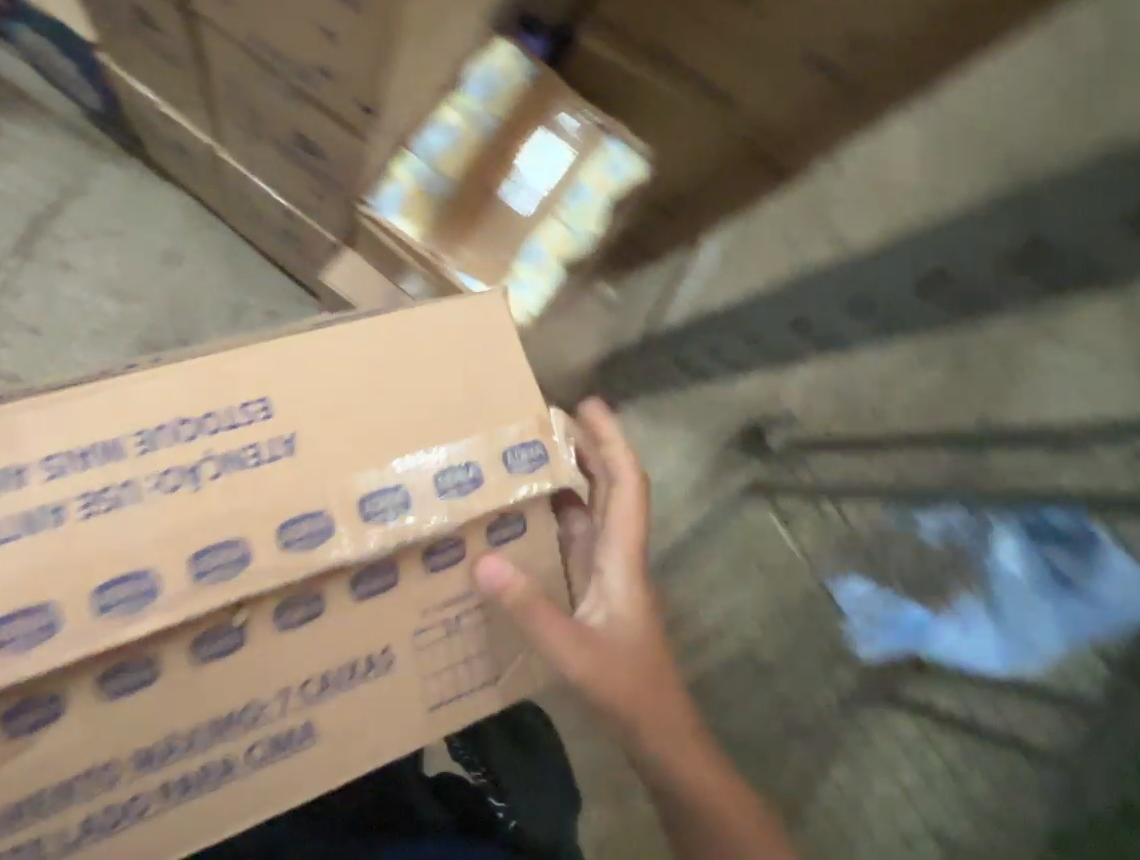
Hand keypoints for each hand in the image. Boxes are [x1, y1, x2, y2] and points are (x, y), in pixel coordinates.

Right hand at [474, 397, 696, 746]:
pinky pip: (576, 538)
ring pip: (594, 510)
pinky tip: (525, 513)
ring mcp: (607, 573)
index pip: (625, 486)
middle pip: (612, 487)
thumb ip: (528, 607)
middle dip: (589, 446)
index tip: (586, 405)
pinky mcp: (594, 591)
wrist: (658, 733)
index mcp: (623, 558)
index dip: (610, 441)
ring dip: (573, 476)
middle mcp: (618, 555)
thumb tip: (481, 559)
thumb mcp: (572, 651)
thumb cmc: (626, 689)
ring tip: (532, 452)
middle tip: (549, 417)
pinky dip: (556, 514)